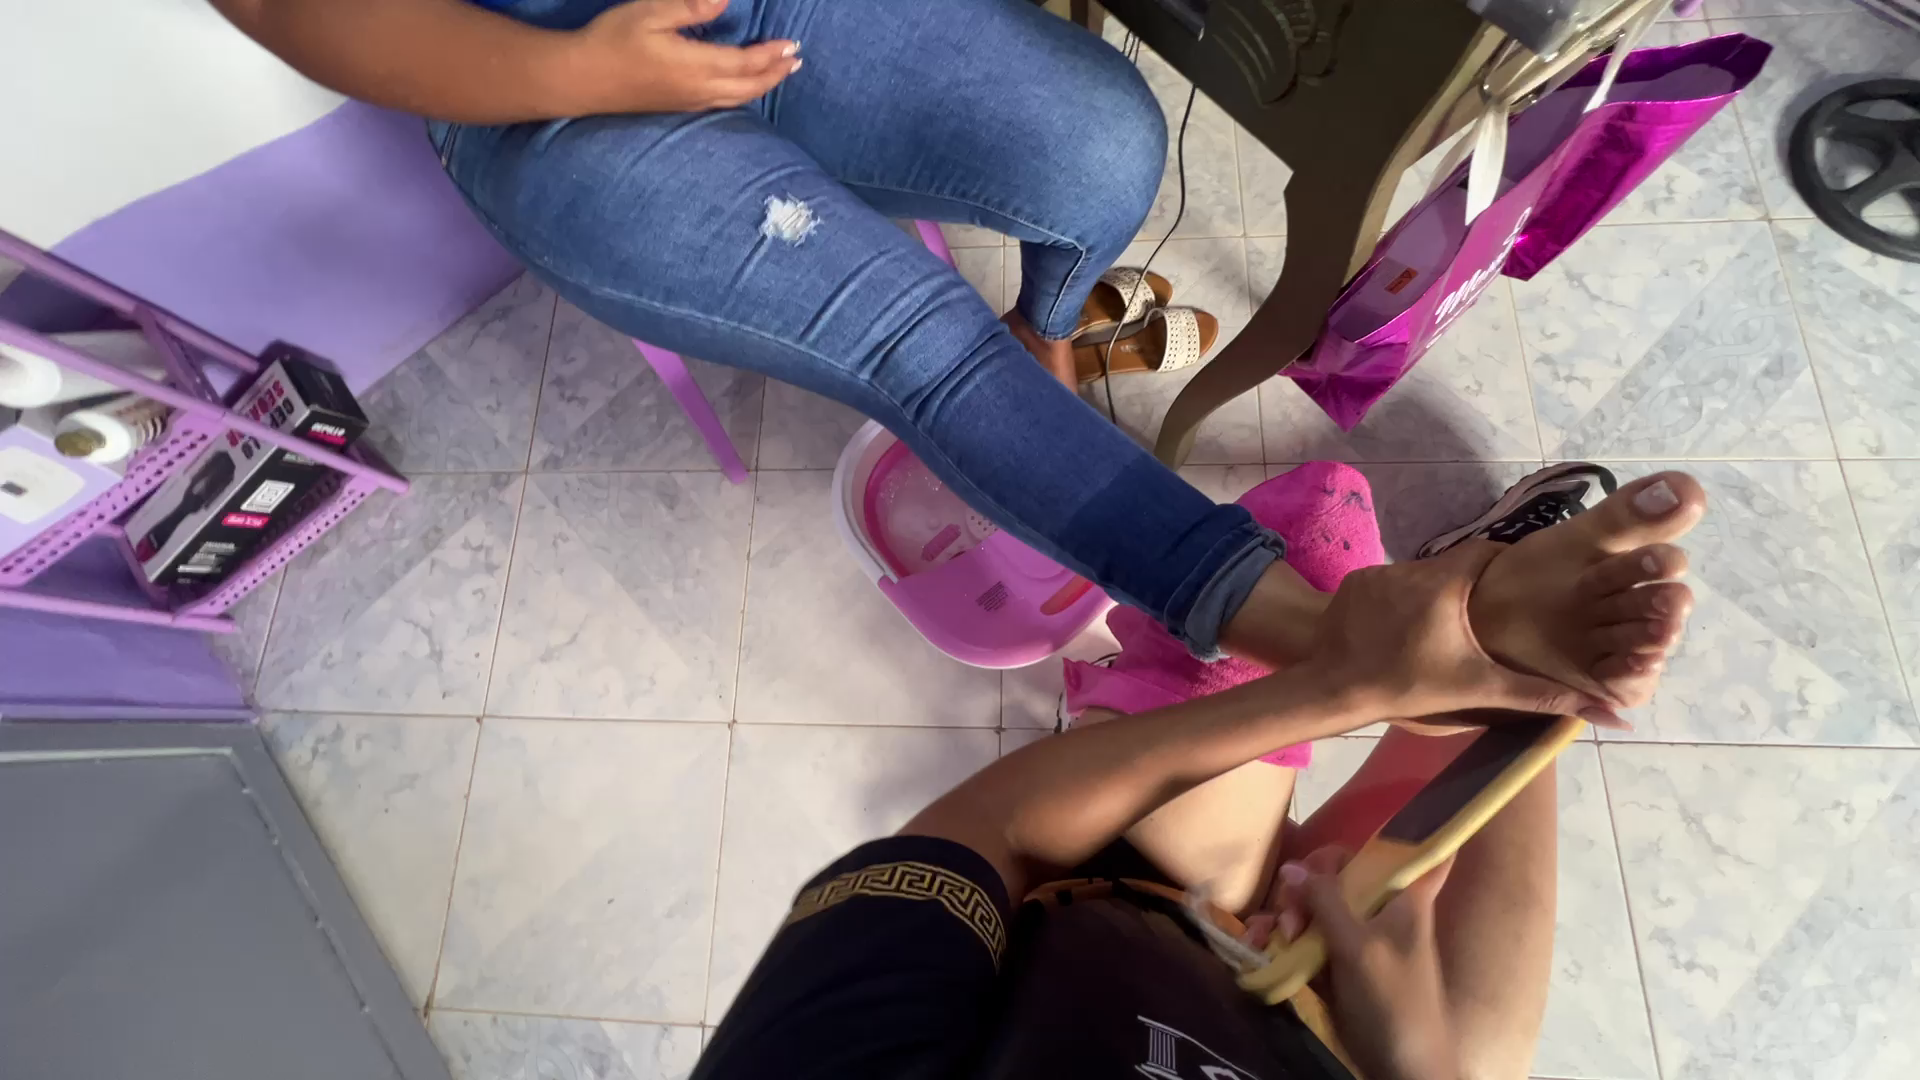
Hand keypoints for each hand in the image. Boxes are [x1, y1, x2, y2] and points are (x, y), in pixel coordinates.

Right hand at [573, 0, 802, 112]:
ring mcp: (693, 102)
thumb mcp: (650, 13)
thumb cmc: (614, 40)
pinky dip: (745, 93)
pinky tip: (747, 86)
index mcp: (697, 67)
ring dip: (764, 85)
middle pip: (750, 86)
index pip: (746, 64)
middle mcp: (702, 91)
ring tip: (780, 73)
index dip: (771, 56)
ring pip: (740, 98)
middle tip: (796, 60)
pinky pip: (726, 103)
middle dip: (776, 74)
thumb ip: (690, 7)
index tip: (791, 45)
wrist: (587, 79)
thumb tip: (725, 0)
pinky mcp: (684, 106)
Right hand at [1246, 848, 1460, 1079]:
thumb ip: (1325, 903)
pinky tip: (1260, 944)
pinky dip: (1276, 936)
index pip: (1412, 854)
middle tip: (1293, 913)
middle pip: (1334, 872)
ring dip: (1283, 913)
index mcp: (1401, 900)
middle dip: (1303, 887)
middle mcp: (1376, 909)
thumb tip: (1291, 868)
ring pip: (1310, 902)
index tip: (1395, 812)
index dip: (1409, 829)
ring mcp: (1352, 935)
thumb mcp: (1359, 949)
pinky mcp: (1330, 960)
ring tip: (1274, 936)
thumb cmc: (1394, 1005)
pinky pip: (1297, 933)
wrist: (1400, 1072)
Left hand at [1306, 542, 1619, 723]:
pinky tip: (1403, 625)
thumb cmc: (1407, 685)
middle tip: (1481, 614)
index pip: (1485, 552)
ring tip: (1442, 624)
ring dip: (1431, 593)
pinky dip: (1399, 598)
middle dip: (1467, 586)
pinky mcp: (1352, 583)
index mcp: (1441, 583)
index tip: (1518, 585)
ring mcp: (1374, 573)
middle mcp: (1407, 569)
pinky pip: (1387, 582)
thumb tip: (1612, 710)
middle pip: (1450, 566)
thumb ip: (1543, 694)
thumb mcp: (1478, 686)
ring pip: (1417, 575)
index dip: (1505, 565)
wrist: (1334, 686)